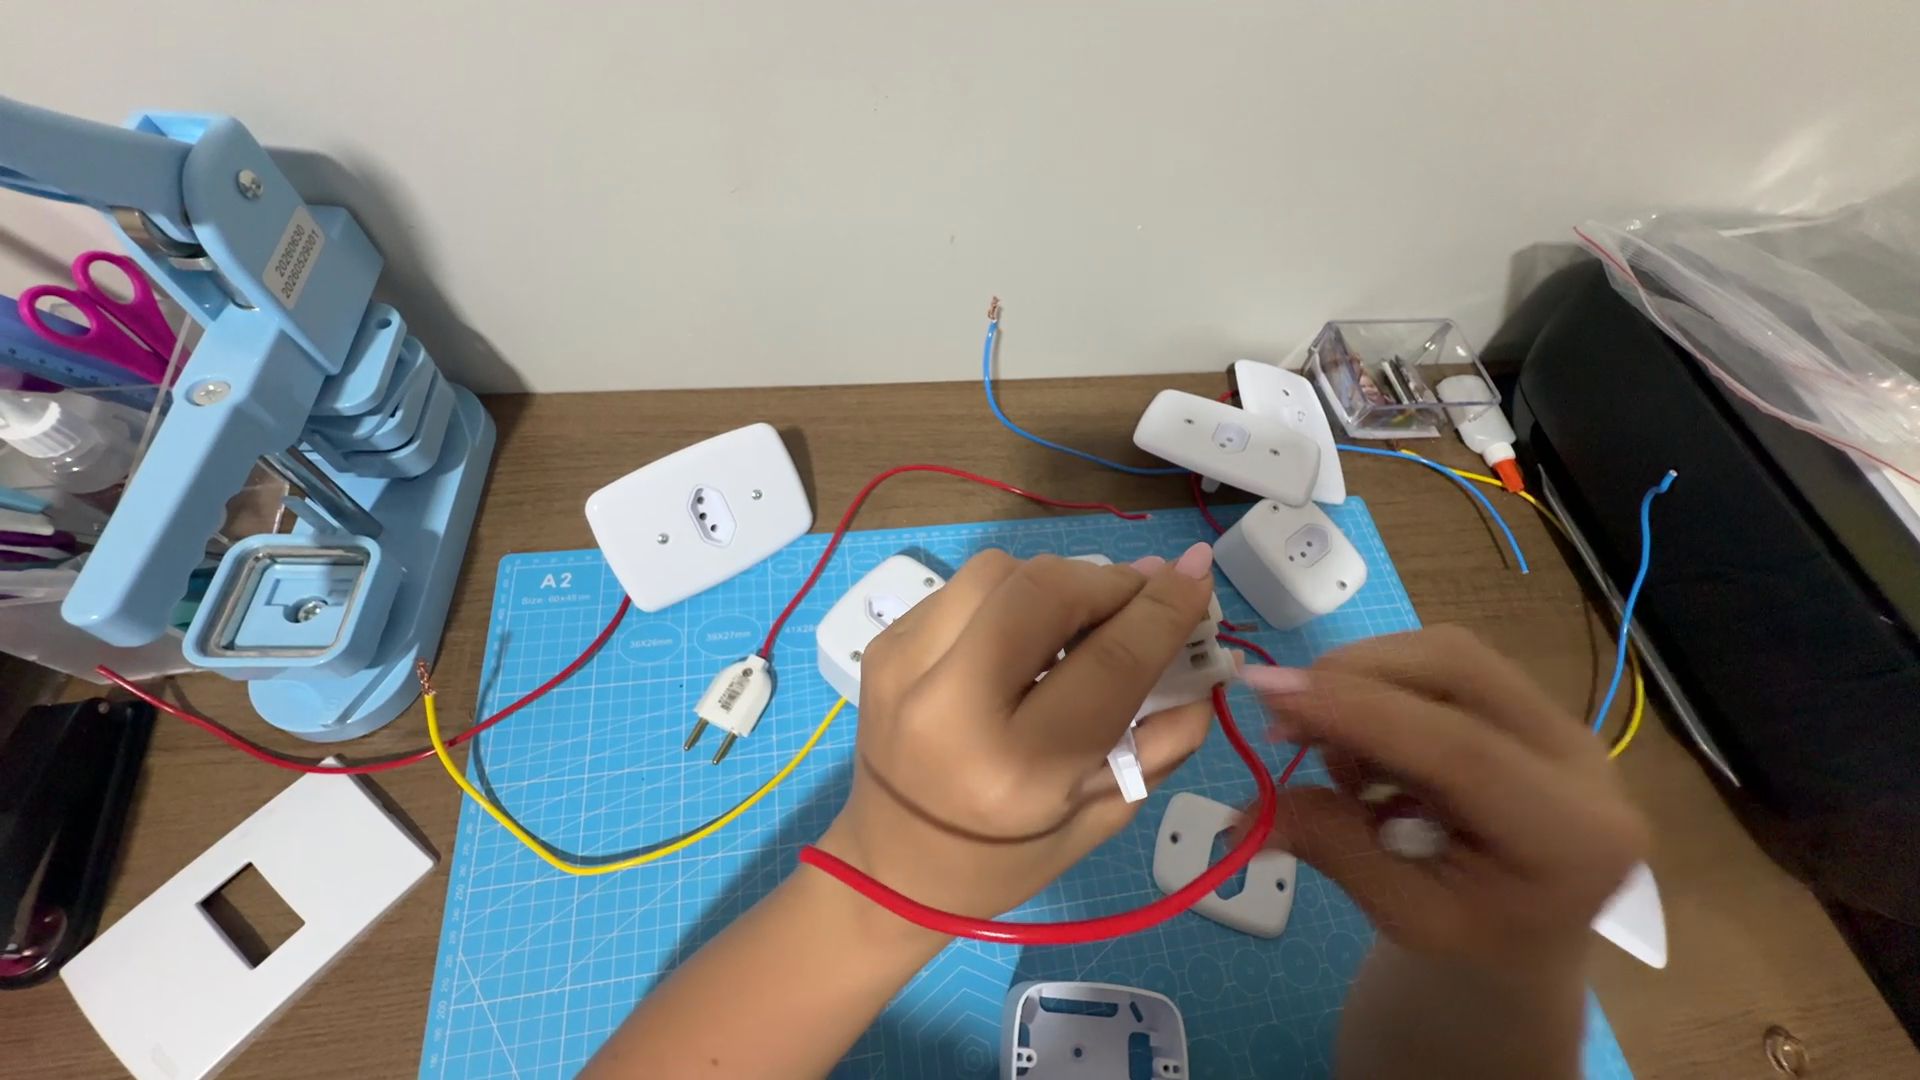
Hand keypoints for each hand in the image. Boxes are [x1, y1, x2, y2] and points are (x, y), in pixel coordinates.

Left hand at [814, 544, 1218, 921]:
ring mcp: (904, 664)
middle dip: (1109, 581)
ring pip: (1000, 570)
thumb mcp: (1102, 816)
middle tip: (1141, 594)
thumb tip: (1203, 653)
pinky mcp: (883, 644)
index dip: (1164, 611)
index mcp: (1016, 770)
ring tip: (1080, 618)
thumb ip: (1164, 736)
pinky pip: (965, 587)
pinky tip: (1021, 634)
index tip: (1196, 576)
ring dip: (1057, 582)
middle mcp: (949, 706)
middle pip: (1046, 590)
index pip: (1110, 662)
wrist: (888, 865)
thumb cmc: (1004, 859)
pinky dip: (1010, 595)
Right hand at [1241, 626, 1648, 982]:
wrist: (1520, 931)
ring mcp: (1553, 720)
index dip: (1355, 711)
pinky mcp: (1517, 701)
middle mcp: (1580, 760)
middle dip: (1352, 675)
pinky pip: (1434, 660)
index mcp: (1572, 835)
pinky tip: (1357, 738)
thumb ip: (1331, 847)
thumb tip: (1242, 813)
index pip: (1459, 749)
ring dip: (1359, 678)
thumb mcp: (1401, 914)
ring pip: (1441, 652)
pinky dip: (1373, 682)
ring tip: (1326, 746)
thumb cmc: (1470, 939)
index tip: (1266, 694)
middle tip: (1281, 716)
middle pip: (1456, 668)